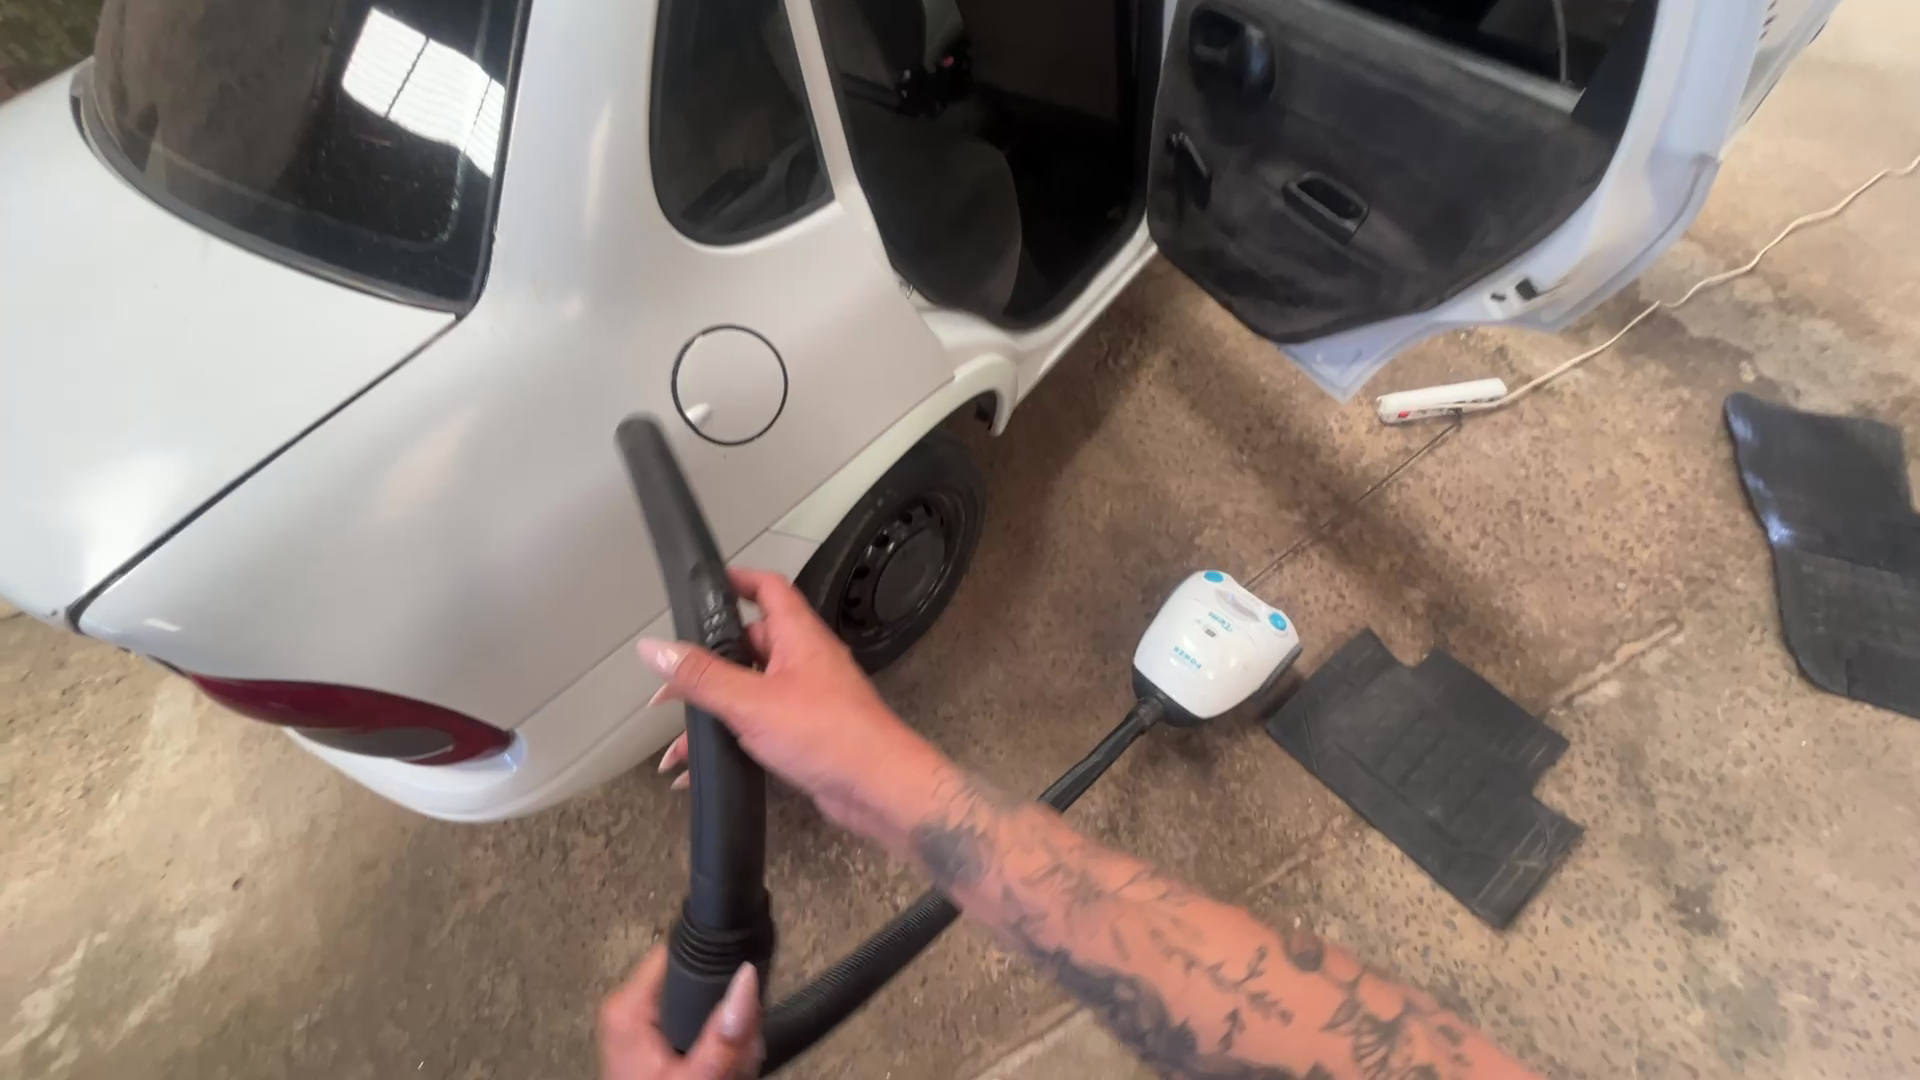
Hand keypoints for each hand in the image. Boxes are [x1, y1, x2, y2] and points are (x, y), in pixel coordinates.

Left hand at [599, 947, 761, 1078]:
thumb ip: (723, 1037)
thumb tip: (749, 976)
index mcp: (628, 1008)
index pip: (682, 952)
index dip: (720, 969)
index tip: (746, 1000)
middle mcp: (631, 1007)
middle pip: (701, 979)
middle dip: (734, 1015)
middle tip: (744, 1049)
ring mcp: (643, 1025)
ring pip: (708, 1002)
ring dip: (733, 1035)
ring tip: (738, 1065)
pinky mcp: (656, 1041)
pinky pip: (701, 1023)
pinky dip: (722, 1046)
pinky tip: (730, 1067)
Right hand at [639, 569, 946, 832]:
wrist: (876, 785)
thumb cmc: (827, 733)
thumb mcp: (752, 702)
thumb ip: (702, 677)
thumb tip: (655, 648)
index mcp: (799, 635)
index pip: (769, 588)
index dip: (738, 579)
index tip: (703, 585)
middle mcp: (804, 659)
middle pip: (750, 643)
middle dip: (708, 664)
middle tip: (669, 686)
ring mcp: (806, 695)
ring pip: (750, 690)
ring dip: (714, 711)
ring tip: (675, 742)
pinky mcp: (805, 729)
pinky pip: (759, 723)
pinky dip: (730, 739)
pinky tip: (696, 770)